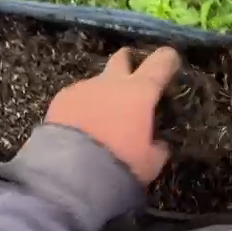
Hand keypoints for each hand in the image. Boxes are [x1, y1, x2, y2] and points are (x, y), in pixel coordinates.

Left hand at [45, 47, 182, 184]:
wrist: (72, 171)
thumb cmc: (120, 164)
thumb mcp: (149, 163)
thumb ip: (157, 149)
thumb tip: (158, 144)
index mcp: (140, 93)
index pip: (160, 64)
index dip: (167, 60)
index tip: (170, 60)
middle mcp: (112, 83)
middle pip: (122, 59)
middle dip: (127, 62)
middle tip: (130, 75)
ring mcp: (84, 88)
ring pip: (97, 83)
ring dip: (102, 94)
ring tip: (99, 120)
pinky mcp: (61, 99)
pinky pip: (76, 98)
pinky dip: (80, 108)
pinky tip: (78, 128)